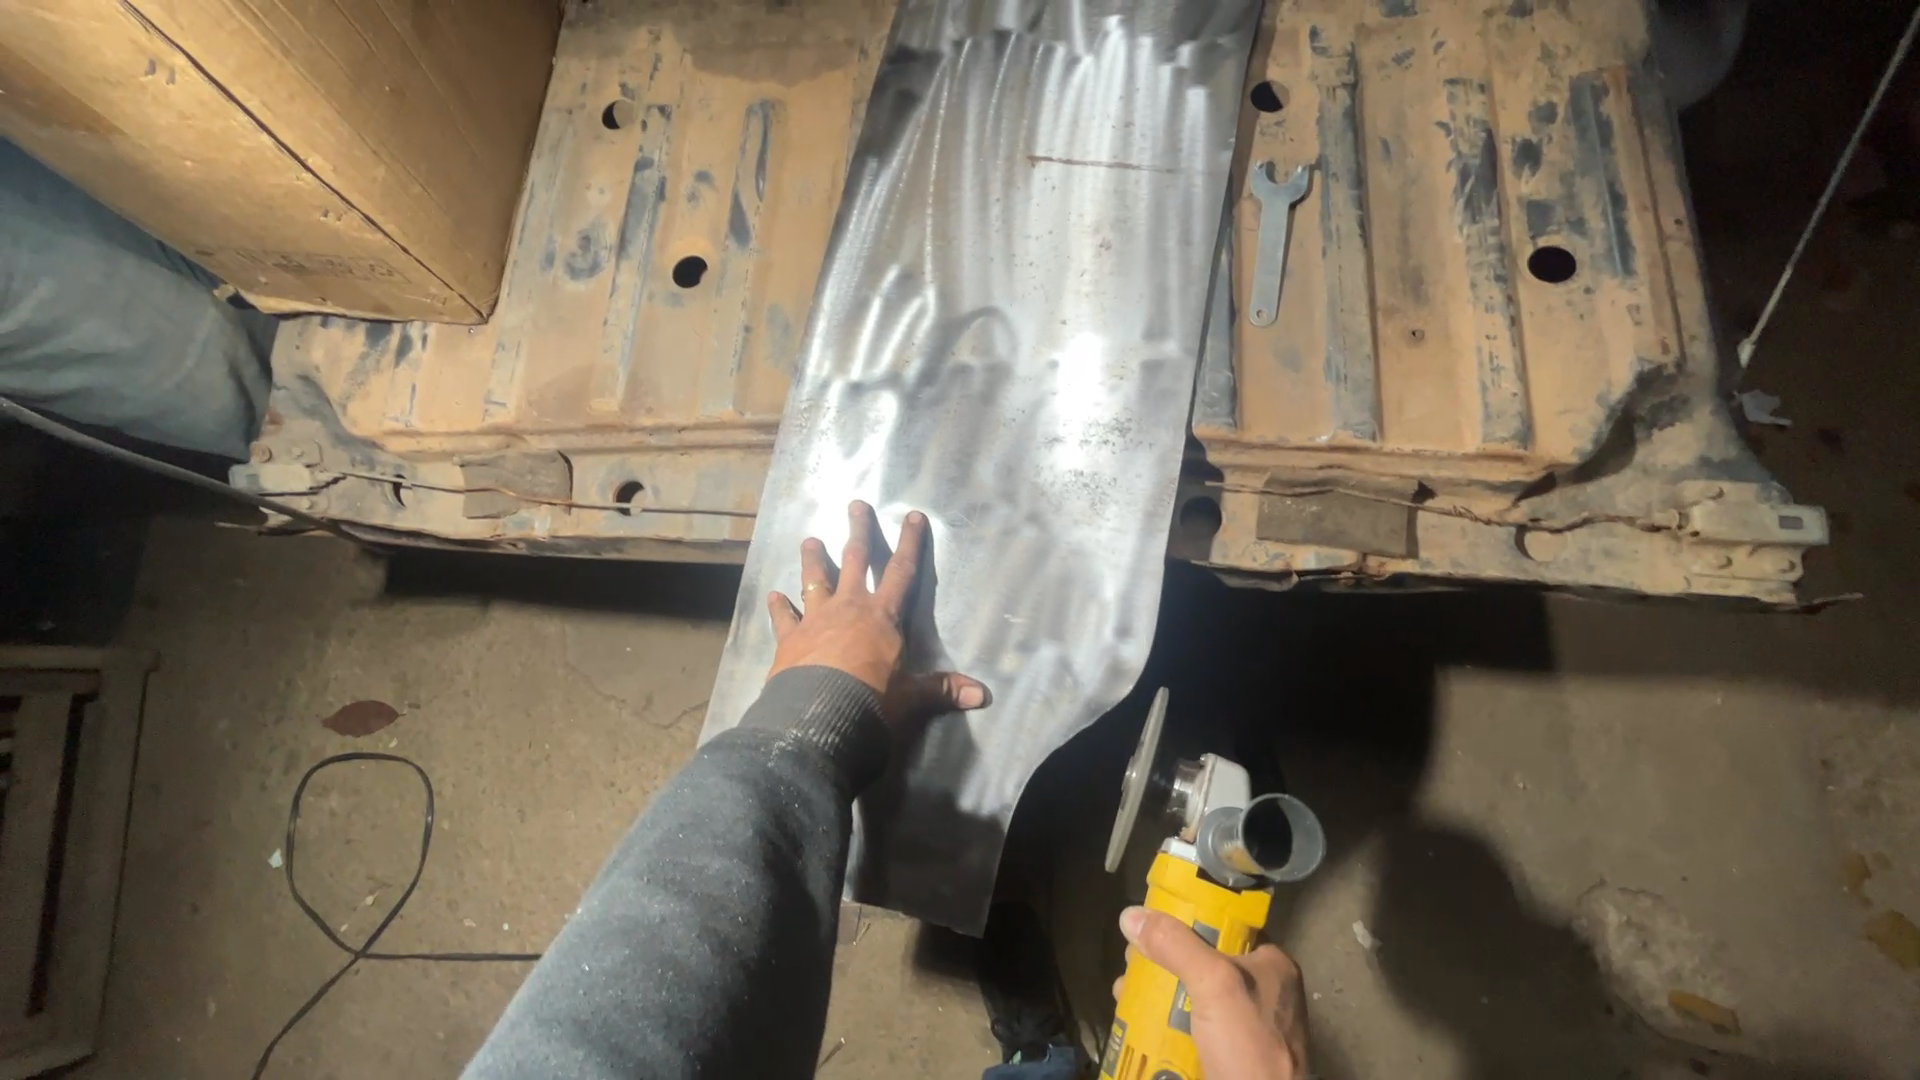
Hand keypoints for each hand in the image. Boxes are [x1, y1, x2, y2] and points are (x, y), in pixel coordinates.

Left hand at [766, 500, 989, 725]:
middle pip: (855, 560)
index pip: (902, 572)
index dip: (910, 543)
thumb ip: (942, 689)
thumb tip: (982, 695)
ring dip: (813, 560)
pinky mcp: (790, 639)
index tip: (912, 516)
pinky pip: (784, 618)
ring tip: (809, 540)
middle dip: (859, 532)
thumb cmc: (871, 700)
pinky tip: (772, 594)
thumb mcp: (911, 696)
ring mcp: (816, 620)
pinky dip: (778, 606)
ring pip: (815, 580)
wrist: (818, 715)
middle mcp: (849, 607)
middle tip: (856, 505)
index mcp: (882, 616)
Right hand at [1113, 906, 1308, 1079]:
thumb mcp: (1215, 984)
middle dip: (1160, 960)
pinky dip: (1161, 1022)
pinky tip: (1135, 1021)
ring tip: (1124, 991)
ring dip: (1155, 992)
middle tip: (1131, 961)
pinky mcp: (1227, 1060)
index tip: (1151, 922)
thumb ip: (1176, 946)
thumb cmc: (1250, 1051)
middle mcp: (1261, 993)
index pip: (1224, 926)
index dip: (1185, 919)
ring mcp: (1243, 1030)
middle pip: (1200, 960)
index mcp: (1271, 966)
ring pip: (1189, 995)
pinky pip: (1188, 1028)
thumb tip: (1132, 915)